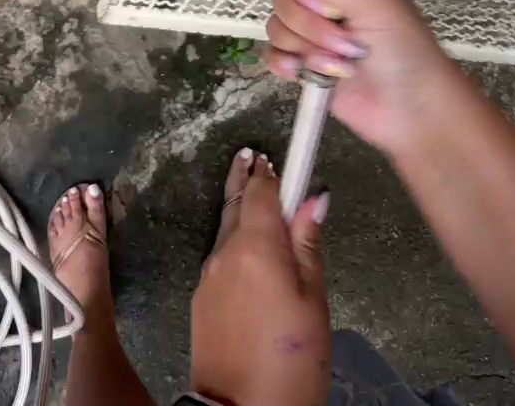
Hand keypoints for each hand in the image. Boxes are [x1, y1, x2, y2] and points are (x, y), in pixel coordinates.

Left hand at [191, 153, 330, 405]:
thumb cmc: (291, 359)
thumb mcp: (313, 301)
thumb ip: (307, 244)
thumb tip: (313, 197)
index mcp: (256, 246)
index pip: (260, 192)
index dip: (269, 173)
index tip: (273, 156)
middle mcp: (225, 252)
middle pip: (235, 204)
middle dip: (245, 179)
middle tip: (250, 156)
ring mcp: (208, 275)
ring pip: (227, 232)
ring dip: (240, 213)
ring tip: (253, 198)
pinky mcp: (200, 298)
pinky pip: (221, 260)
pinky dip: (234, 245)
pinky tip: (248, 255)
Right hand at [264, 0, 460, 152]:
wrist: (413, 111)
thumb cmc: (404, 50)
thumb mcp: (375, 4)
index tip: (324, 5)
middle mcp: (324, 4)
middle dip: (311, 26)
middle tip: (347, 44)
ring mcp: (312, 36)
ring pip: (277, 27)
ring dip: (306, 48)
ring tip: (340, 66)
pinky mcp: (303, 66)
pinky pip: (272, 55)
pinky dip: (285, 64)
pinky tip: (302, 73)